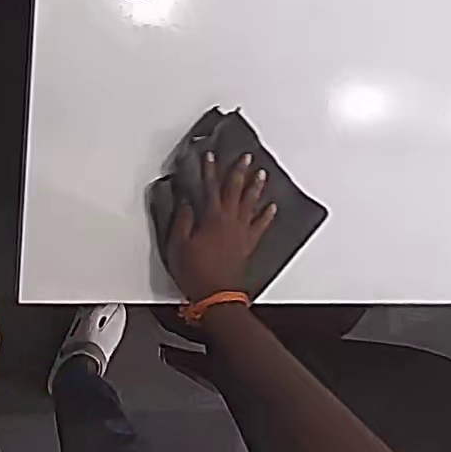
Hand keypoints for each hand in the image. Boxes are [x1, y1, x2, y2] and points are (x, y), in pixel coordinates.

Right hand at [168, 152, 277, 302]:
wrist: (216, 295)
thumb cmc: (195, 271)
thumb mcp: (178, 244)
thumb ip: (182, 221)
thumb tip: (186, 203)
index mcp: (212, 219)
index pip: (210, 188)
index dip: (209, 170)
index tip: (210, 156)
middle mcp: (230, 222)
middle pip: (236, 191)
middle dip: (239, 172)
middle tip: (246, 158)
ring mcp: (242, 233)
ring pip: (251, 204)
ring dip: (256, 188)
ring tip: (261, 174)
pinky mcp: (248, 245)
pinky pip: (260, 226)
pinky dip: (267, 215)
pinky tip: (271, 207)